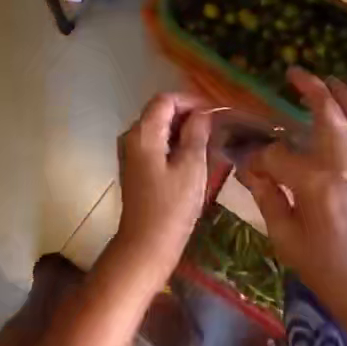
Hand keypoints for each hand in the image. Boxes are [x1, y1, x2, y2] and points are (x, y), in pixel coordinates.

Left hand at [113, 93, 213, 271]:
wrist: (146, 245)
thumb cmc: (172, 207)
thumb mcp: (191, 166)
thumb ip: (197, 133)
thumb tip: (202, 113)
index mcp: (143, 133)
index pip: (166, 99)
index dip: (191, 100)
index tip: (215, 113)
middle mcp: (131, 136)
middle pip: (160, 111)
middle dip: (188, 113)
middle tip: (216, 127)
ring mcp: (130, 152)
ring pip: (158, 127)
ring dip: (182, 129)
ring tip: (209, 140)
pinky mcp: (135, 167)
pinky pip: (155, 143)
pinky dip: (174, 143)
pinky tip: (193, 156)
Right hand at [240, 69, 346, 318]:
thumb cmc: (322, 268)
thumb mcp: (284, 236)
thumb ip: (267, 196)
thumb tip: (250, 168)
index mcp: (316, 185)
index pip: (279, 155)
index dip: (259, 159)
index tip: (248, 168)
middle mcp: (343, 170)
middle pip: (329, 118)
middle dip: (312, 91)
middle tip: (295, 72)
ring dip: (345, 96)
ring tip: (329, 78)